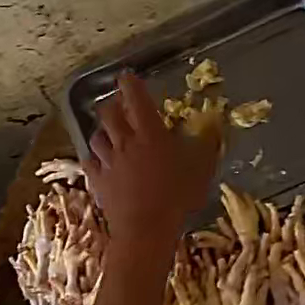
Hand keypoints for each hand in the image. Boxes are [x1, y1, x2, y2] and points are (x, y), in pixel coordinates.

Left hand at [83, 71, 219, 246]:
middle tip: (119, 106)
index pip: (136, 97)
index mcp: (150, 132)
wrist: (146, 229)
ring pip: (96, 137)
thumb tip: (213, 127)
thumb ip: (206, 145)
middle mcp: (124, 141)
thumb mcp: (201, 169)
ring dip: (102, 132)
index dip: (129, 83)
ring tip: (109, 134)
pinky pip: (90, 162)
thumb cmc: (178, 197)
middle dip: (112, 105)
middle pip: (108, 113)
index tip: (126, 76)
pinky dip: (94, 158)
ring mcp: (108, 162)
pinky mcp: (98, 181)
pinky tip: (99, 161)